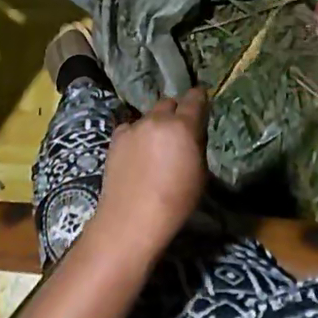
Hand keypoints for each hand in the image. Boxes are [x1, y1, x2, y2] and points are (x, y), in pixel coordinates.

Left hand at [96, 88, 207, 249]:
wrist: (131, 220)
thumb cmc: (176, 201)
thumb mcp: (200, 172)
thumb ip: (197, 144)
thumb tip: (193, 133)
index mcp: (183, 125)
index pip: (195, 97)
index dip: (199, 99)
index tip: (201, 106)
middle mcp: (158, 120)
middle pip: (169, 103)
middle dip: (176, 112)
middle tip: (178, 130)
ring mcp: (134, 127)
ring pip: (149, 116)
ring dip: (156, 124)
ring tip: (155, 145)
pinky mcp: (116, 139)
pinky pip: (130, 128)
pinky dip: (136, 135)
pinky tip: (136, 152)